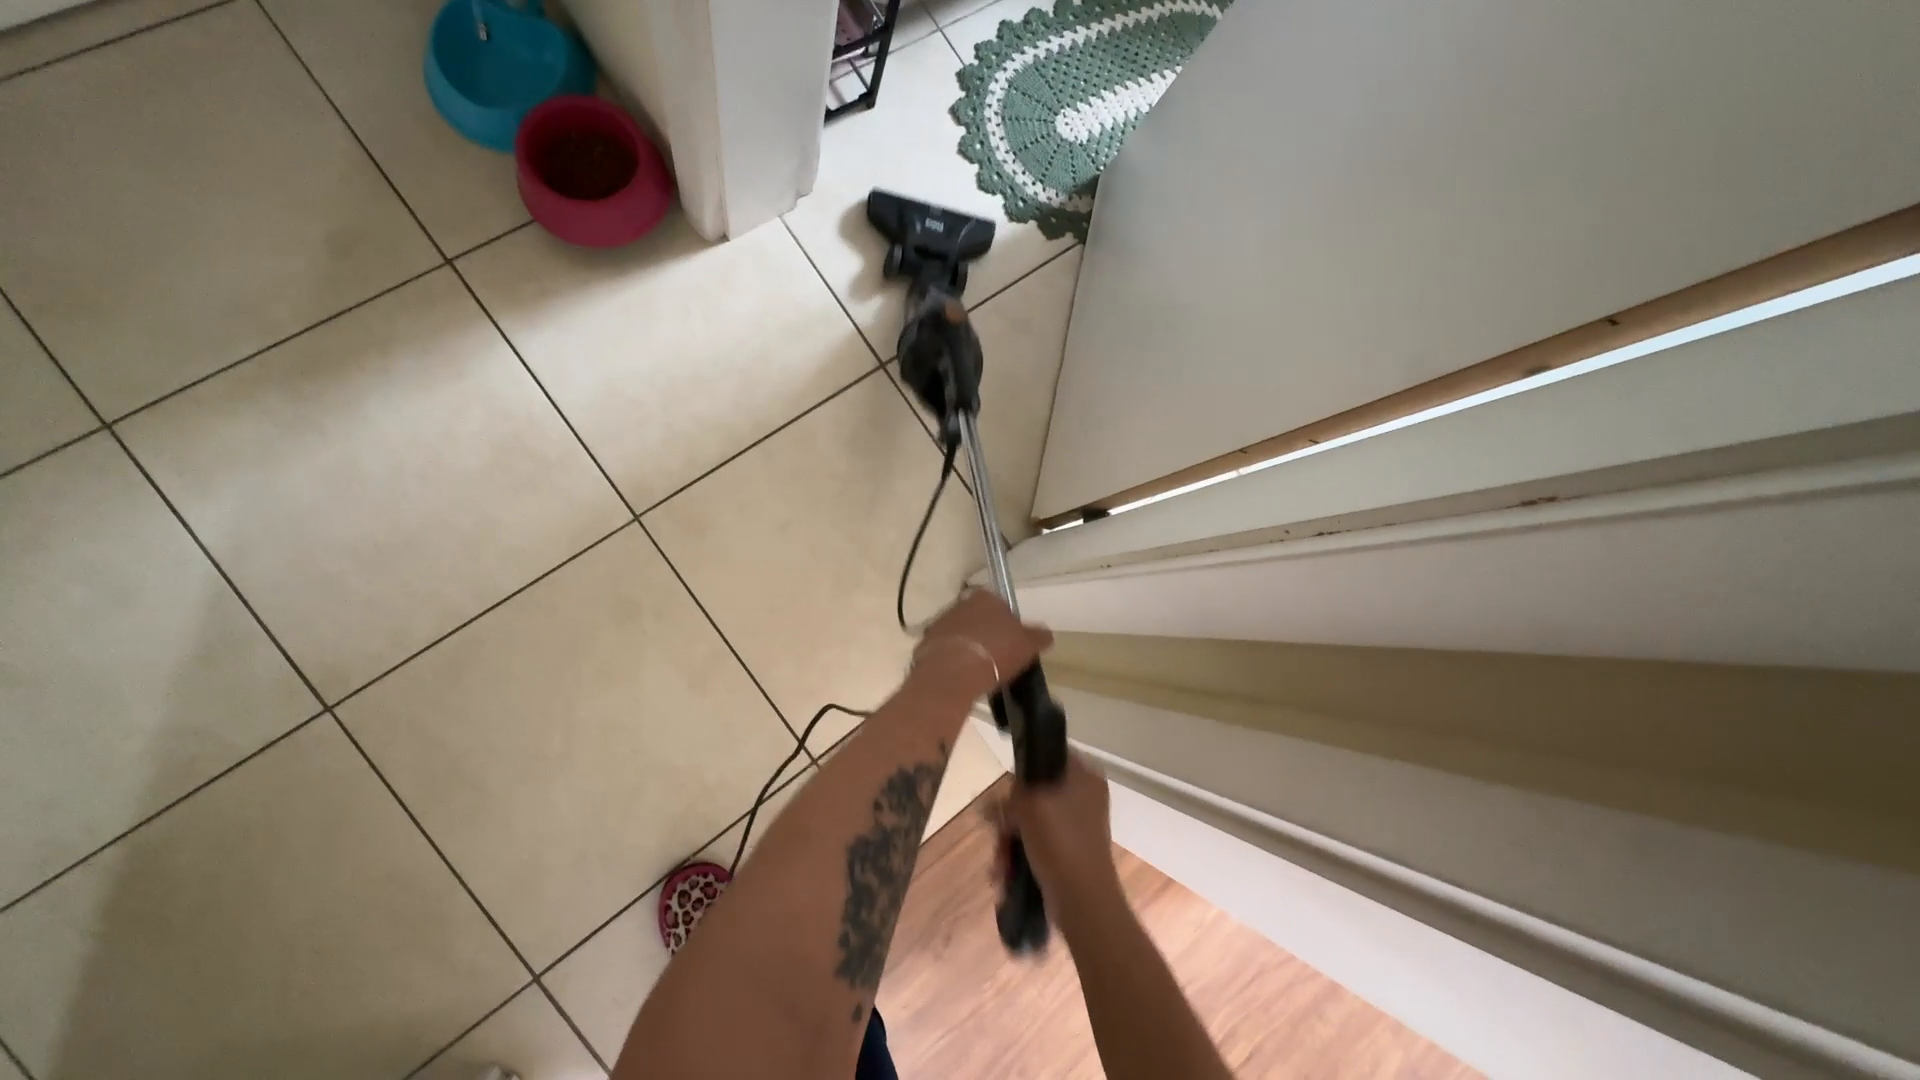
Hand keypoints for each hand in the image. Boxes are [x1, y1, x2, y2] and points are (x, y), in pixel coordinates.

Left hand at [912, 589, 1052, 699]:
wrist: (953, 672)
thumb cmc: (996, 652)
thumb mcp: (1028, 645)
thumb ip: (1038, 636)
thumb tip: (1046, 634)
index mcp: (986, 597)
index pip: (1001, 605)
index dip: (1008, 623)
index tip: (1013, 642)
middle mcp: (960, 603)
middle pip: (978, 617)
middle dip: (987, 633)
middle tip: (998, 656)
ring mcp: (940, 621)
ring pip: (961, 632)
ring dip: (969, 645)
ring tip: (980, 669)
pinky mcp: (926, 642)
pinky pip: (945, 649)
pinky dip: (953, 658)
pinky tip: (962, 675)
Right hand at [999, 754, 1123, 931]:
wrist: (1084, 900)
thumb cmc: (1060, 843)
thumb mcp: (1030, 806)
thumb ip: (1011, 794)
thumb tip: (995, 803)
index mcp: (1085, 777)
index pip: (1048, 755)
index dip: (1023, 770)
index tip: (1008, 789)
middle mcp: (1084, 798)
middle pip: (1033, 793)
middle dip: (1009, 818)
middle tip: (1000, 832)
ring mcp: (1077, 827)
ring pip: (1030, 823)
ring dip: (1009, 842)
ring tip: (1000, 864)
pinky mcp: (1069, 853)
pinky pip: (1036, 845)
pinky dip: (1020, 857)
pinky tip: (1005, 874)